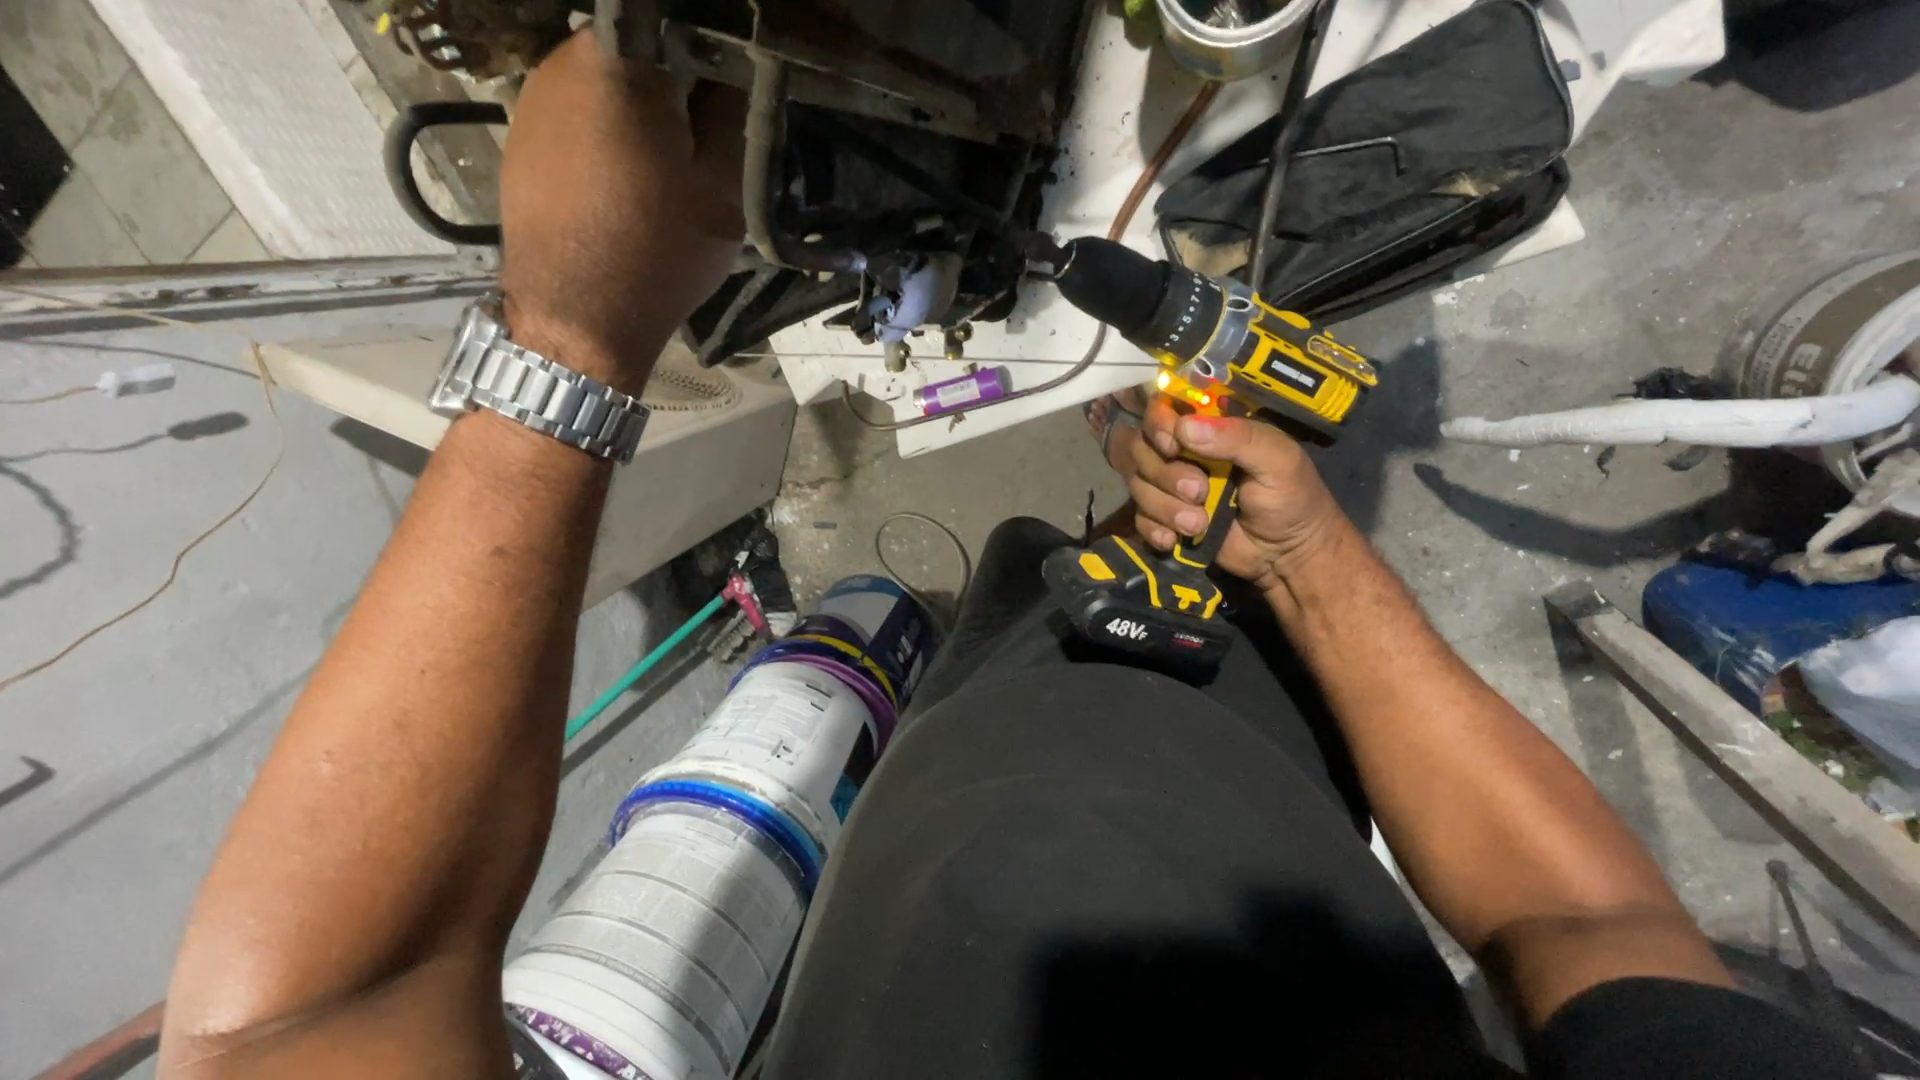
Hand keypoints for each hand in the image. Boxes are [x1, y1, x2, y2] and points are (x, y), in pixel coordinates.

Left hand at [499, 31, 744, 391]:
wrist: (576, 320)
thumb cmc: (659, 253)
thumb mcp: (723, 188)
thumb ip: (734, 113)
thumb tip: (734, 71)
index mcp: (621, 62)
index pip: (682, 26)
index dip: (717, 55)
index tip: (737, 93)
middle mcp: (563, 60)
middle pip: (639, 48)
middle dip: (679, 80)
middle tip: (710, 131)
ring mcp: (533, 97)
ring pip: (607, 80)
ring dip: (643, 107)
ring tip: (670, 161)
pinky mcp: (520, 137)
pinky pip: (578, 111)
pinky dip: (609, 129)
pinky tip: (628, 177)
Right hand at [1125, 397, 1354, 594]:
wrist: (1289, 556)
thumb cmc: (1292, 498)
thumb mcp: (1278, 459)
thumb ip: (1238, 437)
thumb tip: (1184, 428)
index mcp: (1210, 429)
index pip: (1164, 410)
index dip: (1158, 424)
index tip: (1172, 446)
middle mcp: (1184, 453)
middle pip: (1142, 449)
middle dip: (1166, 474)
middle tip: (1199, 492)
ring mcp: (1171, 488)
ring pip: (1139, 485)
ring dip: (1164, 507)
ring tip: (1199, 525)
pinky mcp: (1165, 520)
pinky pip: (1139, 518)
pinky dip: (1153, 530)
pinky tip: (1174, 540)